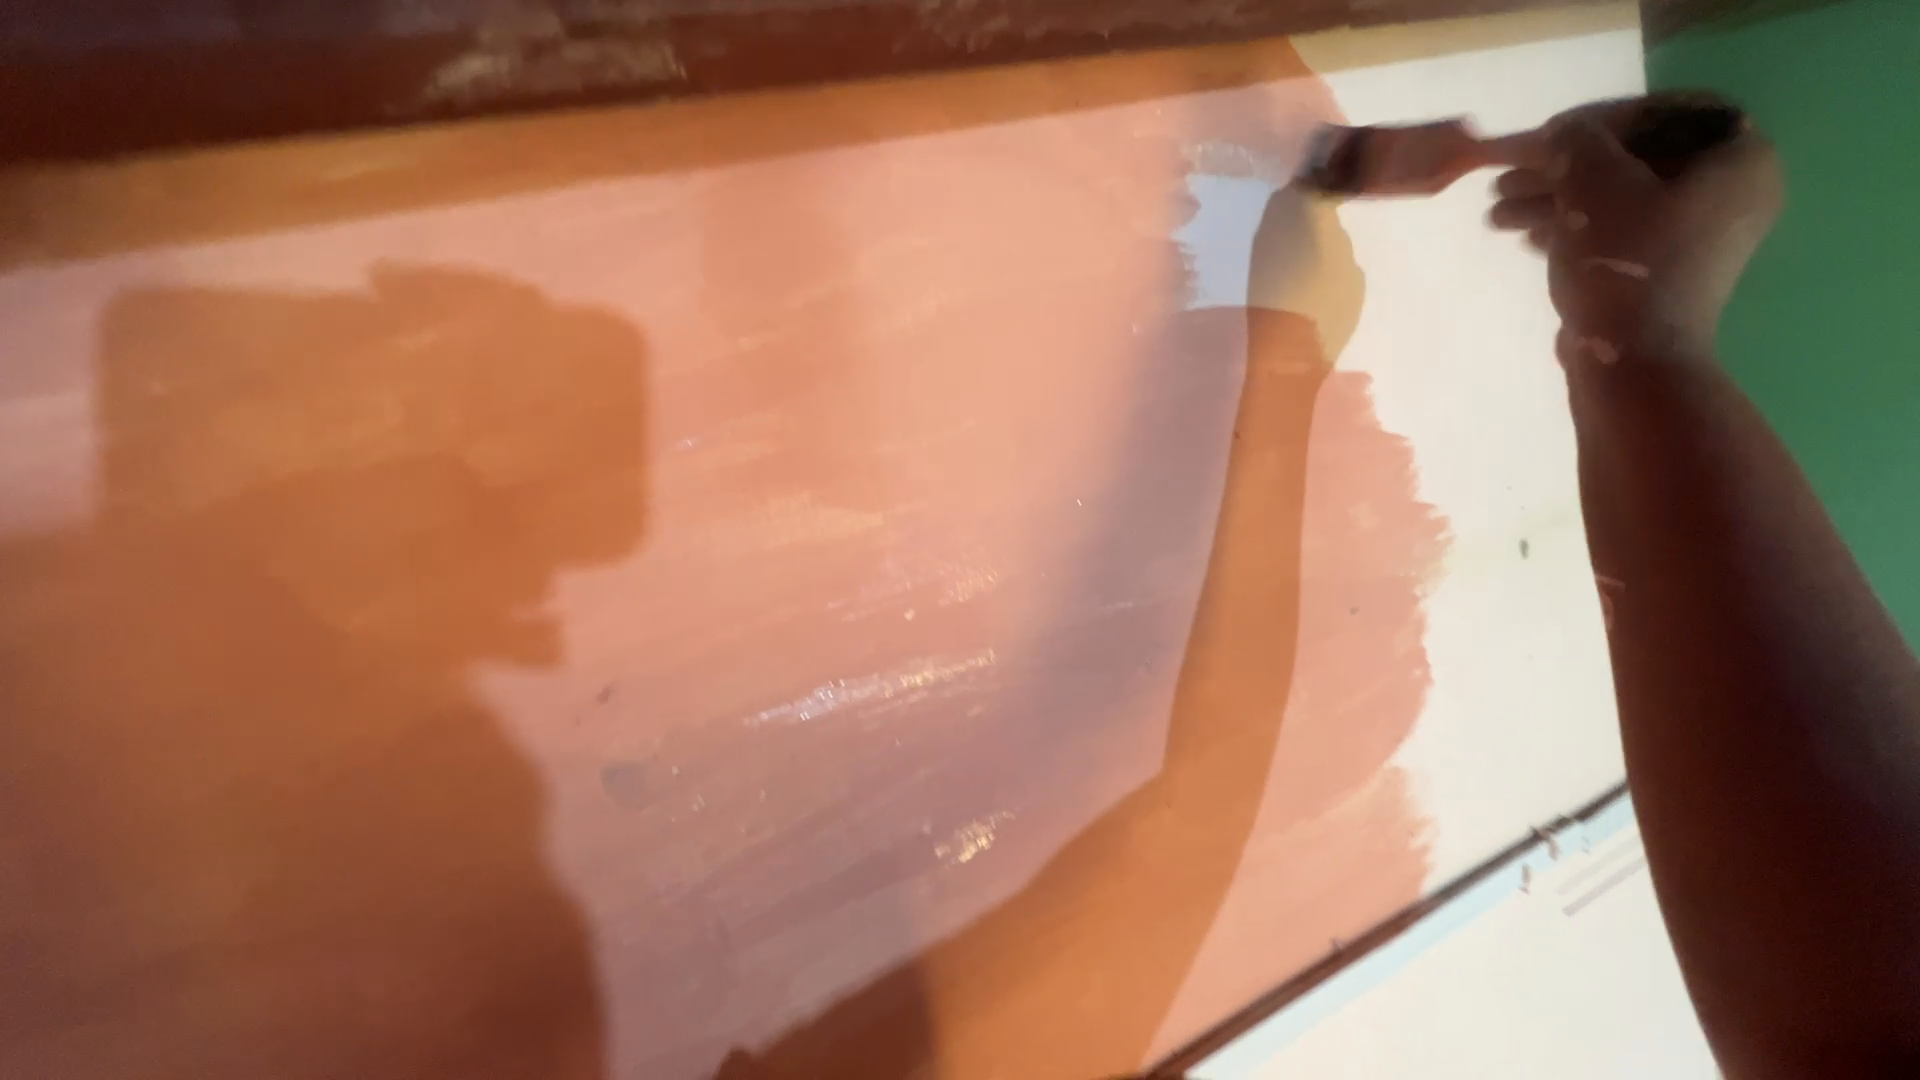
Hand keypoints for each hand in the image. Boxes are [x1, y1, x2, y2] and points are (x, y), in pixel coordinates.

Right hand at [1489, 96, 1783, 362]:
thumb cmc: (1622, 265)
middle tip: (1504, 181)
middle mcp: (1726, 191)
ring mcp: (1693, 235)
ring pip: (1615, 200)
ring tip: (1497, 216)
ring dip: (1553, 202)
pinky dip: (1570, 230)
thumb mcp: (1594, 190)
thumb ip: (1575, 146)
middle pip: (1631, 162)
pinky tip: (1525, 239)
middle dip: (1561, 170)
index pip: (1664, 115)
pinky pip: (1614, 233)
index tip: (1543, 137)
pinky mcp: (1660, 270)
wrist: (1630, 357)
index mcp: (1735, 159)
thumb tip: (1558, 133)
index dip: (1598, 121)